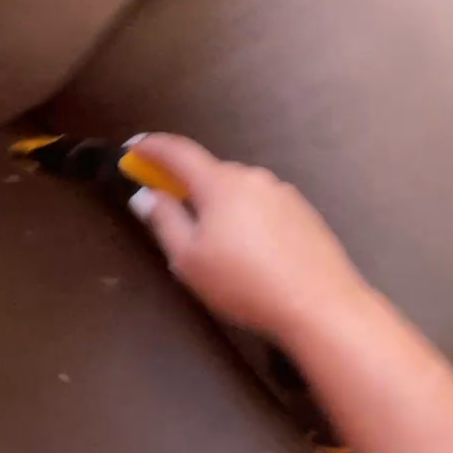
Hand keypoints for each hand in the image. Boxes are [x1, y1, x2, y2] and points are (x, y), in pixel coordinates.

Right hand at [125, 134, 372, 340]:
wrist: (320, 305)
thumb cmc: (243, 283)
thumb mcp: (188, 259)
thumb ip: (164, 221)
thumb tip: (147, 195)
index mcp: (220, 184)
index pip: (178, 152)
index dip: (151, 147)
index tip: (133, 147)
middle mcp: (252, 178)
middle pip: (208, 172)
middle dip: (185, 185)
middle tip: (170, 210)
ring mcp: (282, 193)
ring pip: (236, 190)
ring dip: (217, 205)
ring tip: (214, 246)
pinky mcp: (302, 213)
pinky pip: (260, 206)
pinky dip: (243, 217)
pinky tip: (248, 253)